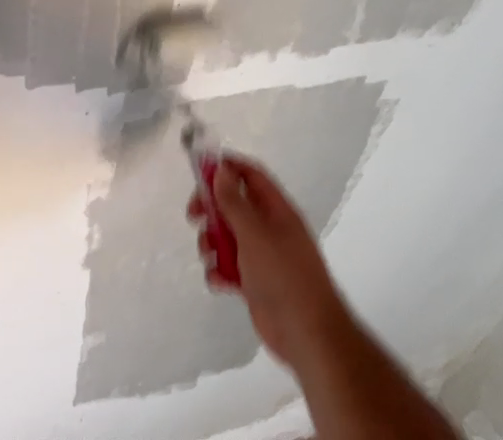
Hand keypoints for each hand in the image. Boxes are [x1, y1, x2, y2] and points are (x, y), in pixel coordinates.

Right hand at [189, 157, 344, 372]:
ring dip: (212, 244)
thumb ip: (234, 202)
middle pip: (233, 205)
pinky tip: (221, 283)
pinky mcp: (254, 281)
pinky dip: (220, 272)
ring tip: (212, 259)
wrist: (308, 334)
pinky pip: (228, 266)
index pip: (250, 175)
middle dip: (211, 210)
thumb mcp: (254, 234)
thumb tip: (220, 170)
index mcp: (277, 210)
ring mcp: (262, 256)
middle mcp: (270, 228)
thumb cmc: (283, 276)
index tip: (198, 171)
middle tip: (194, 217)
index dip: (226, 168)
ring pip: (226, 237)